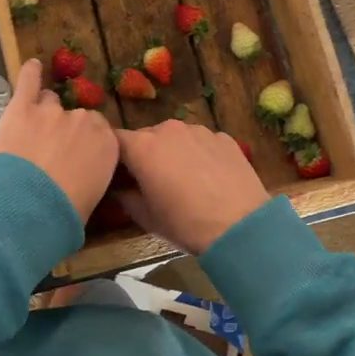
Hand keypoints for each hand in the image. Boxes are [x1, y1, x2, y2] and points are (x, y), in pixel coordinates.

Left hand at [0, 59, 119, 220]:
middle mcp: (84, 121)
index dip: (84, 142)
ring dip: (44, 112)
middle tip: (51, 150)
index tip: (75, 154)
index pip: (99, 132)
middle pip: (75, 116)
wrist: (31, 209)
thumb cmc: (65, 214)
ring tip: (32, 129)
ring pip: (50, 102)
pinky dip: (30, 73)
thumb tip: (82, 179)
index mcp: (106, 144)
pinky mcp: (22, 109)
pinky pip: (28, 81)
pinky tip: (32, 66)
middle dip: (64, 130)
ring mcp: (52, 111)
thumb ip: (91, 176)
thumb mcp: (92, 197)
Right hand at [114, 121, 269, 254]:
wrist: (240, 226)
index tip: (117, 173)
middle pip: (146, 136)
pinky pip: (202, 141)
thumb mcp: (147, 218)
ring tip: (185, 179)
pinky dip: (199, 153)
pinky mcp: (224, 137)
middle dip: (144, 153)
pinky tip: (210, 177)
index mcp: (142, 146)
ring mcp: (199, 130)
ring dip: (173, 151)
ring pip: (176, 136)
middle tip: (152, 180)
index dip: (114, 155)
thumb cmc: (186, 223)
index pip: (115, 139)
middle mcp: (168, 129)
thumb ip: (126, 198)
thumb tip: (120, 190)